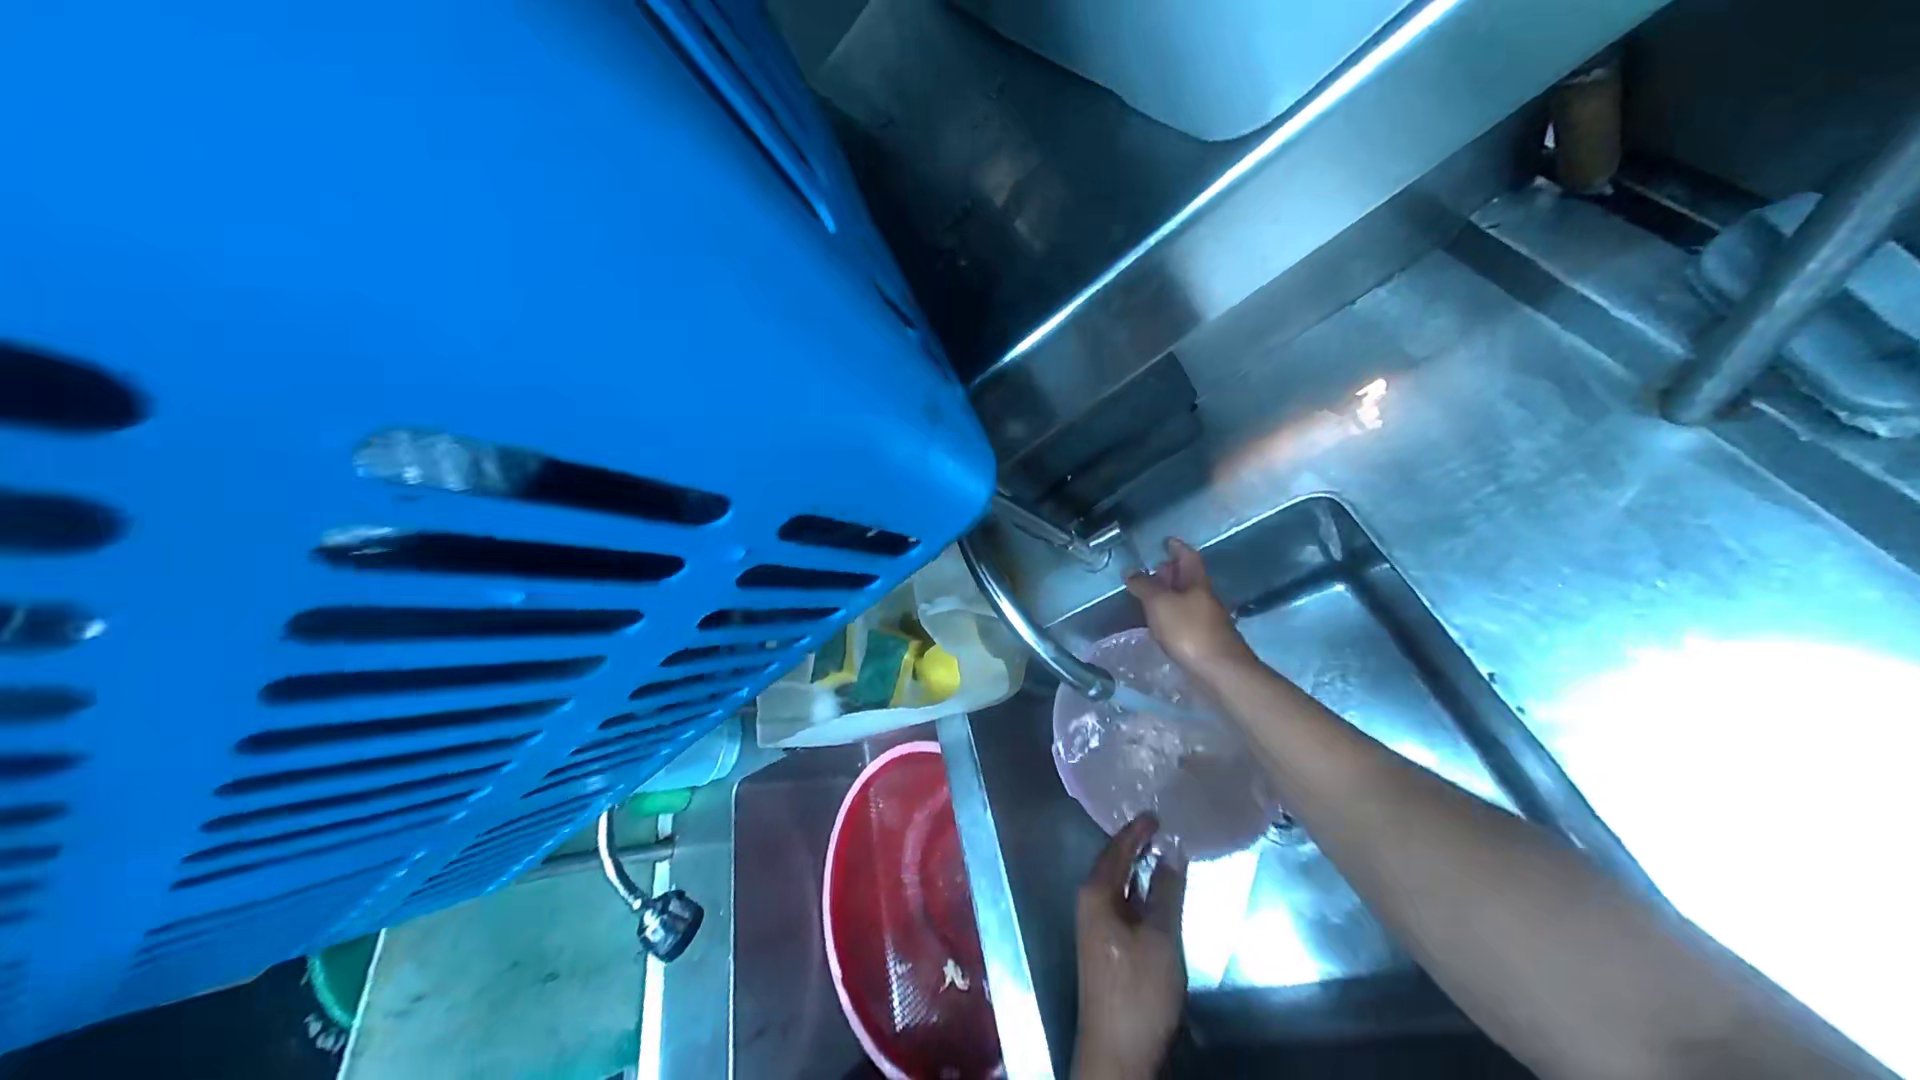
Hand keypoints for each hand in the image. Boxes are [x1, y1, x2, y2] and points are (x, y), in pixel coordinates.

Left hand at [1073, 814, 1186, 1079]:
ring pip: (1119, 884)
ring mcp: (1096, 925)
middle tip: (1162, 825)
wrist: (1117, 1051)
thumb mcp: (1161, 937)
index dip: (1136, 830)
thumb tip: (1173, 851)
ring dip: (1139, 868)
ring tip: (1164, 850)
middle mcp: (1090, 903)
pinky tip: (1159, 891)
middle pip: (1113, 863)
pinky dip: (1141, 891)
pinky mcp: (1107, 945)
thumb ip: (1167, 891)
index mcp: (1095, 894)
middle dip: (1135, 844)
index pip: (1116, 849)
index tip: (1156, 813)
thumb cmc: (1138, 990)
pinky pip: (1124, 903)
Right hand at [1124, 538, 1254, 678]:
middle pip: (1190, 578)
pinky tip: (1164, 623)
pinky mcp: (1207, 640)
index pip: (1188, 557)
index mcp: (1197, 583)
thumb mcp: (1159, 604)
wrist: (1221, 671)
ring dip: (1173, 594)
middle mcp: (1206, 598)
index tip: (1166, 542)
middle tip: (1154, 570)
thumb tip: (1131, 571)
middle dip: (1173, 571)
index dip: (1177, 547)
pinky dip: (1175, 614)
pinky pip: (1188, 618)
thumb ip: (1144, 586)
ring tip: (1153, 596)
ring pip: (1189, 599)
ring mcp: (1209, 620)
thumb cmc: (1189, 631)